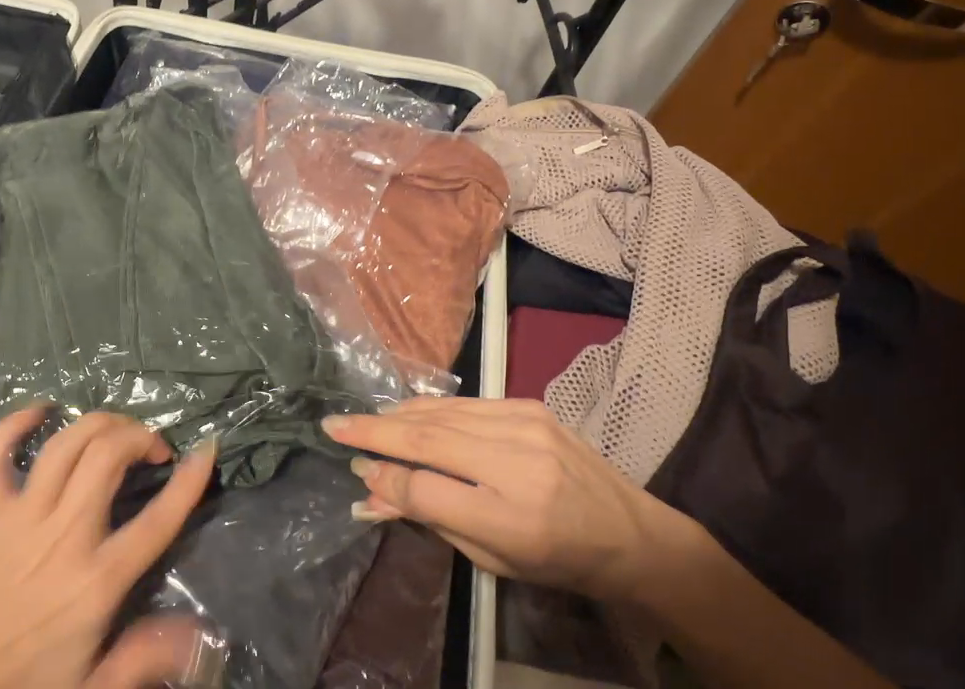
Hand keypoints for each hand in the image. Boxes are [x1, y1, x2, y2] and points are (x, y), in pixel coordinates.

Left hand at [0, 408, 219, 688]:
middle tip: (154, 450)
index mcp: (97, 580)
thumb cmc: (27, 681)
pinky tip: (40, 410)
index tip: (206, 452)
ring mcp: (21, 516)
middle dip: (139, 436)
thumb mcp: (95, 684)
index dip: (189, 482)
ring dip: (97, 424)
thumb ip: (145, 656)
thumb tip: (201, 634)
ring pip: (64, 444)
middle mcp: (63, 534)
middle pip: (107, 457)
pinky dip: (16, 423)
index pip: (156, 521)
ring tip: (117, 431)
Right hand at [322, 398, 701, 604]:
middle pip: (427, 438)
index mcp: (512, 517)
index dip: (385, 478)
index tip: (356, 472)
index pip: (427, 488)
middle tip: (332, 426)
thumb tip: (370, 494)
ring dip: (395, 415)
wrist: (633, 533)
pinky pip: (464, 404)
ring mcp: (525, 426)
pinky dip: (428, 408)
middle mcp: (517, 462)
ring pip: (441, 413)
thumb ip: (431, 519)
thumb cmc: (558, 560)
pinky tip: (404, 413)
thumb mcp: (492, 557)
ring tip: (361, 420)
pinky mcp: (529, 406)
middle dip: (373, 432)